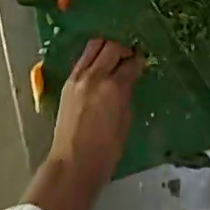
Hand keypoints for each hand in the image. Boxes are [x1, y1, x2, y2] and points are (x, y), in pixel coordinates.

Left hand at [22, 38, 142, 209]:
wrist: (72, 163)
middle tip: (129, 54)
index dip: (137, 60)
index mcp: (113, 88)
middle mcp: (94, 76)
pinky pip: (82, 59)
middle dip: (122, 48)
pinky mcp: (68, 81)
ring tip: (114, 55)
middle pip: (110, 47)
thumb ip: (125, 97)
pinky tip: (99, 65)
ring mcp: (78, 77)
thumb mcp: (124, 123)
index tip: (142, 58)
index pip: (129, 64)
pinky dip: (93, 56)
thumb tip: (126, 83)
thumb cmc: (105, 152)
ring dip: (106, 47)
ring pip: (94, 47)